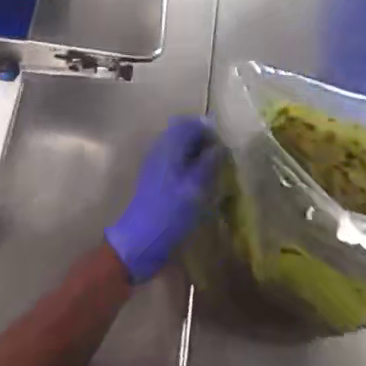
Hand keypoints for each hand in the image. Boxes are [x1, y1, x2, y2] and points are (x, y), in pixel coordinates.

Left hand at [104, 117, 224, 282]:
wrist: (139, 241)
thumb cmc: (169, 214)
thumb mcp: (195, 189)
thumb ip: (208, 164)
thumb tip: (219, 147)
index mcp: (167, 147)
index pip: (188, 124)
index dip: (208, 130)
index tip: (225, 145)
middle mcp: (159, 150)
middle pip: (183, 134)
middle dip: (204, 142)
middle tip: (223, 159)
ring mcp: (155, 165)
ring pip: (180, 149)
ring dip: (198, 155)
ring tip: (216, 172)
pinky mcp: (155, 180)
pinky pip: (176, 163)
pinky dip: (190, 167)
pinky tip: (202, 184)